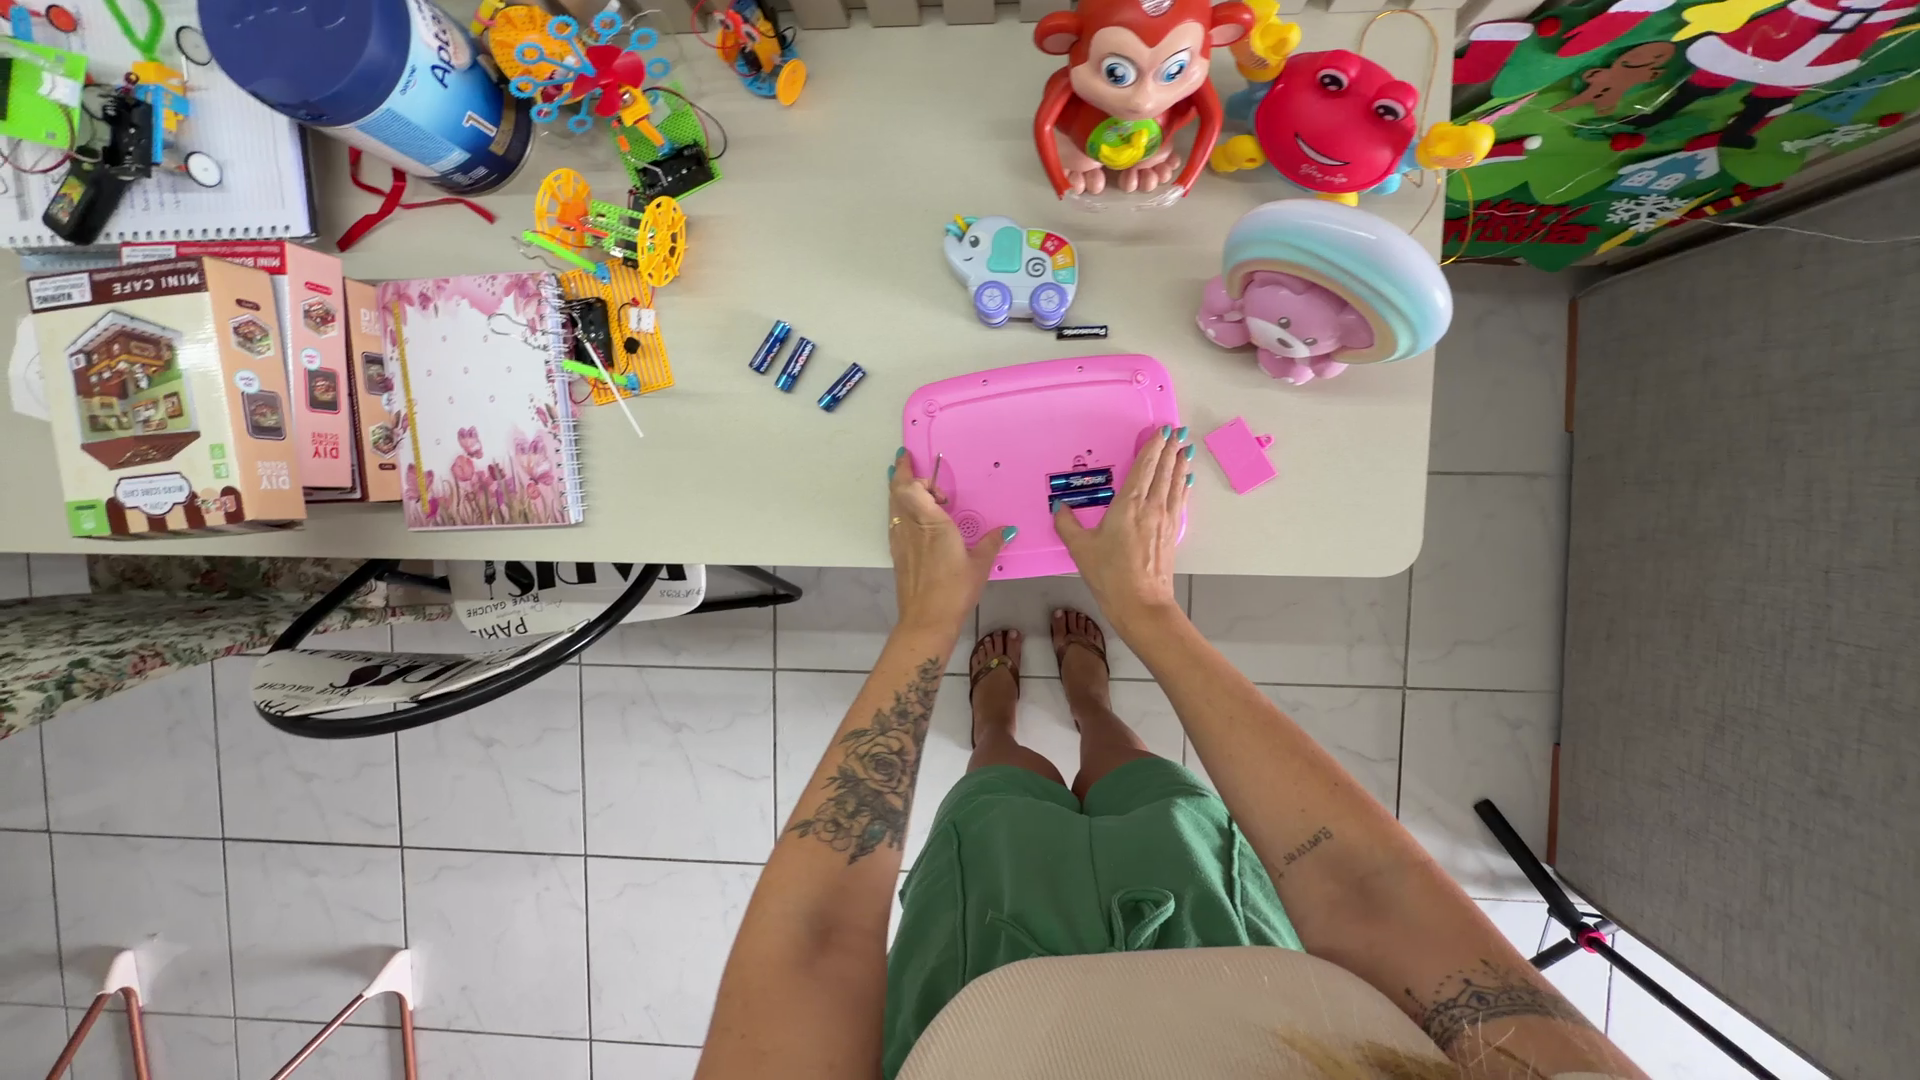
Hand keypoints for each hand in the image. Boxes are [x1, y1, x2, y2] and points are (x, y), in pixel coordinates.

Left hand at [888, 447, 1011, 635]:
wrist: (926, 620)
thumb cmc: (954, 590)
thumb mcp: (979, 565)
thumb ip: (991, 543)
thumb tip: (1006, 530)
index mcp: (932, 524)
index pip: (913, 488)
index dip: (918, 478)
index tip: (935, 482)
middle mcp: (911, 527)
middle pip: (898, 492)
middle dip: (901, 473)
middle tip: (904, 459)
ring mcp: (901, 541)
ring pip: (893, 506)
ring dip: (898, 490)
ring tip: (904, 480)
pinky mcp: (898, 554)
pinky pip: (895, 522)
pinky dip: (899, 510)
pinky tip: (910, 516)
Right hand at [1053, 425, 1190, 634]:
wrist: (1141, 604)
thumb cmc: (1110, 576)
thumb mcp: (1081, 549)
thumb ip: (1067, 524)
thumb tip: (1058, 508)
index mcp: (1128, 505)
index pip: (1144, 468)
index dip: (1152, 447)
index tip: (1161, 430)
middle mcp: (1151, 507)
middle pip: (1163, 471)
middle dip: (1170, 449)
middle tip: (1178, 431)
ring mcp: (1165, 520)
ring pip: (1175, 483)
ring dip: (1180, 464)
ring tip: (1186, 448)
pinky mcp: (1171, 534)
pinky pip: (1179, 500)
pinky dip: (1183, 486)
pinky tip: (1187, 480)